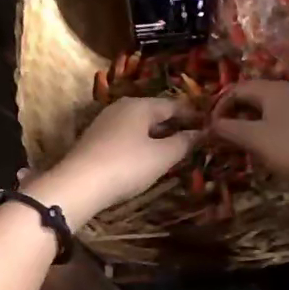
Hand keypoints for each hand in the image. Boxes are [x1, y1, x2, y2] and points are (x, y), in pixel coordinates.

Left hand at [29, 97, 198, 218]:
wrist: (79, 184)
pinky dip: (142, 141)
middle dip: (175, 124)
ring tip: (175, 148)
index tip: (209, 125)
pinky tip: (148, 156)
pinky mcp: (96, 139)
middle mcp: (122, 107)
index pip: (174, 105)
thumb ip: (183, 142)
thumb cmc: (127, 165)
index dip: (193, 115)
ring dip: (158, 134)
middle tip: (195, 138)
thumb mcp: (162, 156)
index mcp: (141, 105)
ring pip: (140, 124)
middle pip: (155, 112)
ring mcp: (106, 122)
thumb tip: (201, 132)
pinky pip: (127, 134)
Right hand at [211, 81, 288, 207]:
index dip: (218, 106)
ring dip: (244, 124)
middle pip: (249, 97)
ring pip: (261, 110)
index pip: (235, 89)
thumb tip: (209, 125)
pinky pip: (273, 120)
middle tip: (218, 136)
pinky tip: (255, 147)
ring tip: (233, 143)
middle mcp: (283, 91)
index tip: (208, 127)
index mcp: (271, 88)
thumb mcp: (254, 138)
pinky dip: (259, 130)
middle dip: (231, 114)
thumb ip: (228, 128)